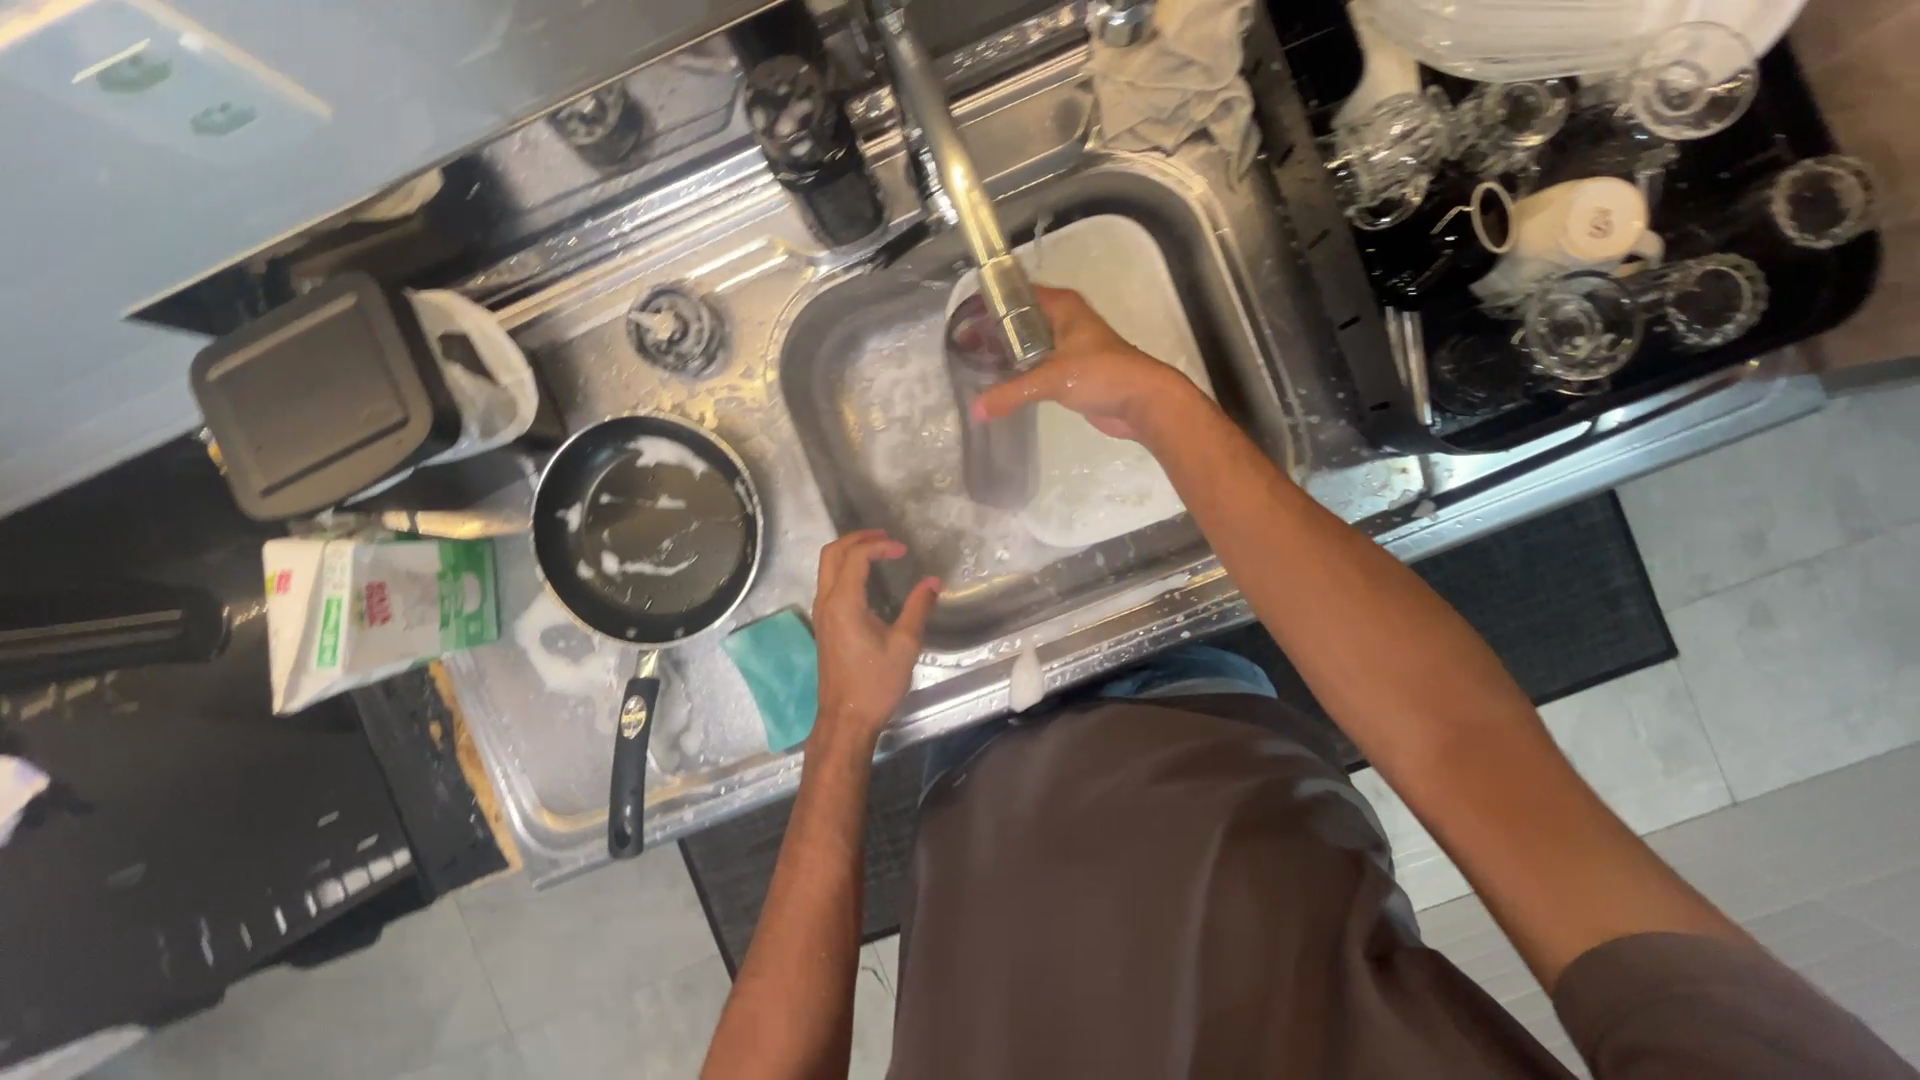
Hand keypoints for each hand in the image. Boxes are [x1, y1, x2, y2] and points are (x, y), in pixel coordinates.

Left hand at [810, 530, 939, 752]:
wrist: (846, 717)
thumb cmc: (876, 683)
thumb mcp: (905, 644)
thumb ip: (918, 608)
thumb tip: (933, 582)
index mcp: (844, 603)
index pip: (856, 557)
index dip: (880, 546)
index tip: (903, 550)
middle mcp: (826, 602)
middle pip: (831, 553)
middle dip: (857, 539)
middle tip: (885, 538)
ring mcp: (821, 614)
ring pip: (826, 567)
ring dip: (849, 552)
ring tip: (878, 551)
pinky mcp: (824, 624)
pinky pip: (828, 583)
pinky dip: (845, 568)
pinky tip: (867, 577)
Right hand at [971, 286, 1201, 441]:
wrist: (1142, 402)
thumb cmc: (1101, 375)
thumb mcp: (1052, 379)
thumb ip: (1012, 393)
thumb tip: (976, 410)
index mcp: (1062, 307)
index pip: (1018, 294)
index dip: (991, 302)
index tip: (964, 316)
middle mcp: (1064, 321)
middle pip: (1021, 319)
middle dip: (994, 330)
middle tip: (962, 344)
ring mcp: (1069, 347)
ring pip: (1029, 344)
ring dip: (1006, 352)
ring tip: (974, 363)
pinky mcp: (1072, 372)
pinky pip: (1037, 366)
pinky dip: (1020, 372)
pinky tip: (1000, 383)